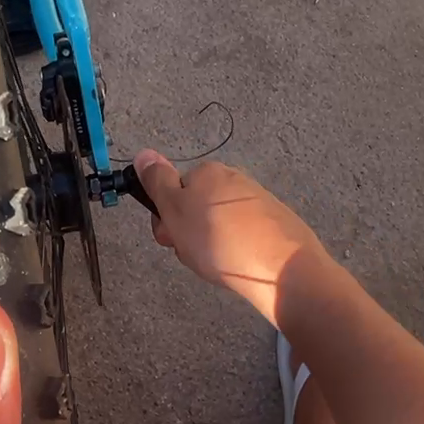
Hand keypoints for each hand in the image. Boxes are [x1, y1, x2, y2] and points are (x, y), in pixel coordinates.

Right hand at [133, 149, 329, 323]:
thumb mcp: (175, 211)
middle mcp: (233, 179)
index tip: (170, 238)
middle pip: (195, 207)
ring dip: (209, 243)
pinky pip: (240, 235)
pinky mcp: (273, 223)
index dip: (166, 217)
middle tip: (193, 253)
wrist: (280, 268)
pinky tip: (237, 264)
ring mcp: (256, 201)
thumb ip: (156, 182)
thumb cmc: (219, 240)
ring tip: (217, 263)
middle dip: (188, 232)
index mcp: (207, 172)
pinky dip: (233, 249)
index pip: (172, 190)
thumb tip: (143, 154)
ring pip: (216, 224)